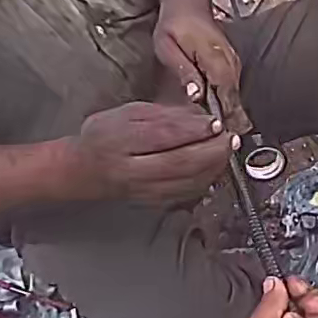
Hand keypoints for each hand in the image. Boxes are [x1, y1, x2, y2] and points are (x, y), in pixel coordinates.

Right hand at [67, 101, 229, 207]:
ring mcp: (147, 191)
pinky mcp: (159, 202)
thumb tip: (200, 117)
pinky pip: (191, 191)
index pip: (163, 136)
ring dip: (215, 164)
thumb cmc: (107, 138)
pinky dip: (209, 177)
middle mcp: (133, 171)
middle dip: (213, 150)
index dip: (193, 130)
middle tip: (230, 137)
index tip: (215, 122)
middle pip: (182, 163)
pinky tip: (216, 164)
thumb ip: (164, 116)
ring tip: (227, 148)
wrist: (86, 172)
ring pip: (190, 180)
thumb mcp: (129, 115)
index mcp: (120, 142)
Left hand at [153, 4, 248, 134]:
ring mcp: (234, 65)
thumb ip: (184, 72)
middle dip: (234, 124)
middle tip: (228, 146)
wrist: (189, 2)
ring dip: (234, 117)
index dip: (226, 118)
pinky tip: (226, 121)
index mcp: (215, 61)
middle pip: (236, 101)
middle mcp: (230, 64)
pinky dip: (232, 107)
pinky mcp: (233, 67)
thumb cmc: (175, 24)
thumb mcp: (168, 47)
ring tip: (230, 138)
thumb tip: (196, 96)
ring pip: (237, 98)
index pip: (226, 96)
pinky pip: (235, 92)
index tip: (225, 137)